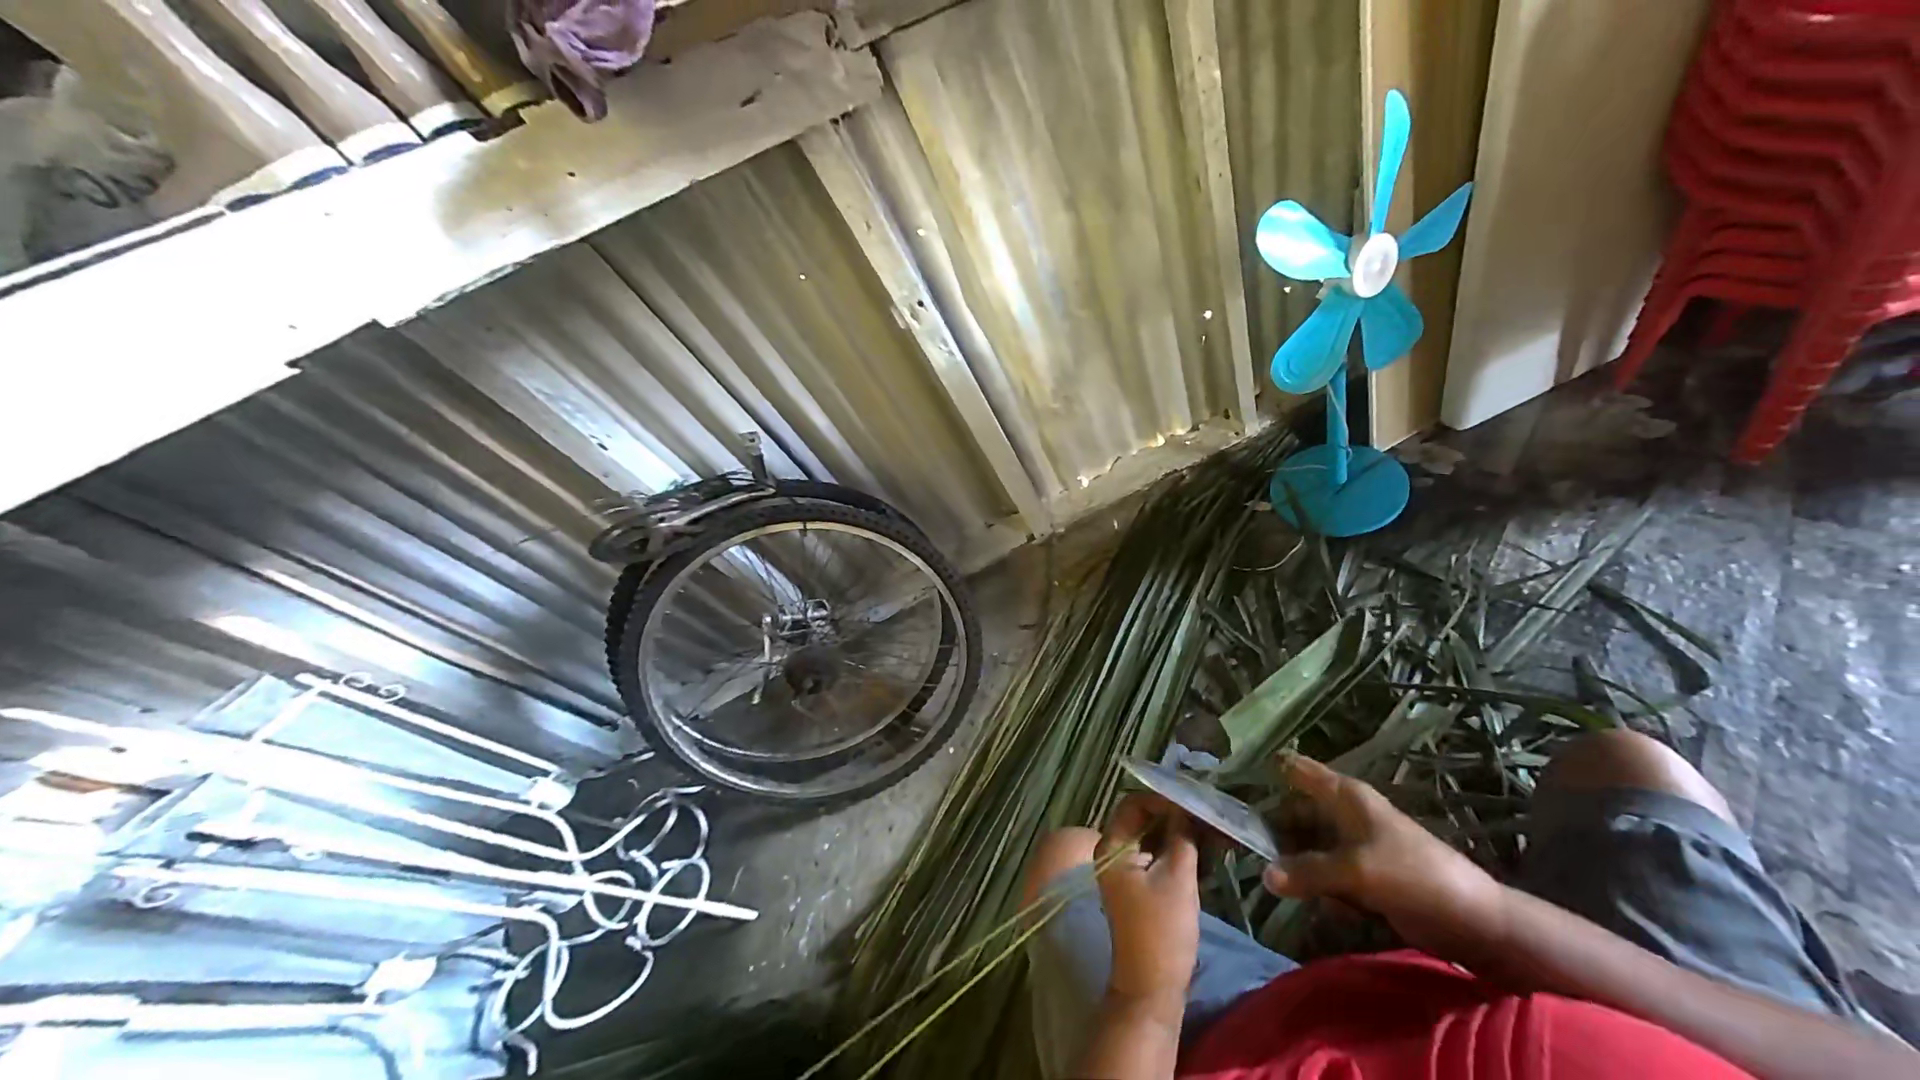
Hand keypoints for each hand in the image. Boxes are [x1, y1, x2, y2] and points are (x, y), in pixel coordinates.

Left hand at [1095, 794, 1200, 1008]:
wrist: (1152, 986)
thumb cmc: (1162, 929)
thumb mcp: (1178, 877)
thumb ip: (1182, 836)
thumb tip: (1188, 808)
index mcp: (1111, 846)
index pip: (1134, 803)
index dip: (1164, 799)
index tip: (1196, 802)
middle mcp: (1112, 852)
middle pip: (1142, 819)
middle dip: (1175, 815)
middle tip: (1209, 815)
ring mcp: (1123, 870)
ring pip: (1151, 838)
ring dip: (1179, 833)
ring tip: (1212, 830)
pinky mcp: (1138, 885)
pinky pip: (1155, 855)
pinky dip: (1176, 850)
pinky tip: (1203, 850)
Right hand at [1261, 754, 1508, 962]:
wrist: (1476, 921)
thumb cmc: (1414, 876)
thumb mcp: (1355, 871)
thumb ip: (1307, 871)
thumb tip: (1264, 875)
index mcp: (1344, 795)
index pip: (1296, 769)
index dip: (1267, 771)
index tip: (1233, 784)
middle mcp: (1344, 813)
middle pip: (1294, 811)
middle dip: (1272, 830)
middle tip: (1243, 847)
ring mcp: (1353, 844)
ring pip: (1306, 845)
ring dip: (1294, 864)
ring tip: (1277, 880)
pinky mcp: (1362, 874)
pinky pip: (1324, 873)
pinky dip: (1318, 886)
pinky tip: (1323, 904)